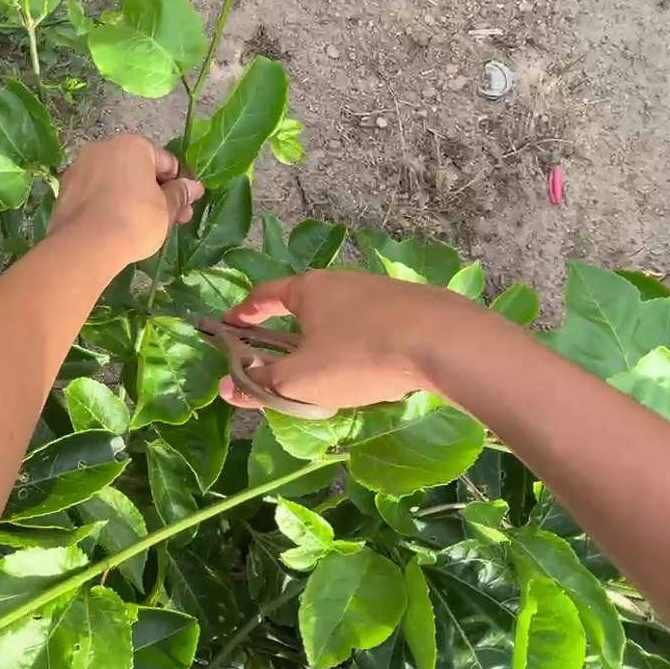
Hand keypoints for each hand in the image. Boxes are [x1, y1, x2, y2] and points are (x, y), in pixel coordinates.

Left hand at [47, 135, 202, 267]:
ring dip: (132, 198)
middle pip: (139, 170)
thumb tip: (193, 187)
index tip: (186, 205)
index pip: (166, 162)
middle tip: (172, 219)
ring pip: (116, 182)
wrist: (87, 244)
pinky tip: (118, 226)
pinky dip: (109, 205)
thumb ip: (179, 194)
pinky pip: (96, 194)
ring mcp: (80, 168)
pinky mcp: (65, 190)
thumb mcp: (166, 208)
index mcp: (132, 145)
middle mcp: (103, 148)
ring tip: (146, 227)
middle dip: (158, 193)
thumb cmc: (136, 219)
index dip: (180, 185)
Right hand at [218, 269, 495, 409]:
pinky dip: (361, 341)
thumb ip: (262, 384)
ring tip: (327, 363)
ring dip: (327, 335)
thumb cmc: (359, 356)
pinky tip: (372, 364)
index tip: (231, 324)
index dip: (245, 312)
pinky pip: (374, 323)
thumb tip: (225, 387)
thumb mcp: (301, 379)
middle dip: (288, 325)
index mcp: (307, 290)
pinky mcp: (412, 305)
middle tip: (278, 349)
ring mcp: (379, 290)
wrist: (444, 343)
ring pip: (341, 313)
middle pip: (304, 301)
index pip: (264, 295)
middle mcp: (340, 281)